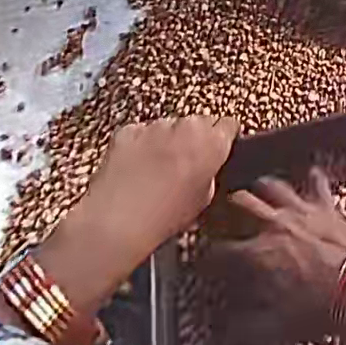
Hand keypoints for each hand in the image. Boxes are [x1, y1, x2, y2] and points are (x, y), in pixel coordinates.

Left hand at [7, 116, 237, 325]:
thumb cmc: (162, 217)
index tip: (218, 146)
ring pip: (169, 127)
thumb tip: (206, 166)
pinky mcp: (129, 130)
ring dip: (166, 141)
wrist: (116, 222)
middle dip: (194, 138)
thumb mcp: (203, 200)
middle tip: (185, 165)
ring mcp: (156, 126)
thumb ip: (210, 173)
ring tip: (156, 171)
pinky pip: (141, 133)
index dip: (223, 137)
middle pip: (199, 122)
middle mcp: (187, 126)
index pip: (229, 124)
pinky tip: (135, 169)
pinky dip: (140, 145)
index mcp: (212, 142)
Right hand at [210, 168, 345, 343]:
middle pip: (242, 203)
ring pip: (272, 186)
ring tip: (254, 188)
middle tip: (221, 209)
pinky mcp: (325, 205)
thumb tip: (227, 330)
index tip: (201, 258)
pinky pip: (316, 182)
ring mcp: (301, 210)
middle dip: (227, 205)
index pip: (222, 251)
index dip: (207, 256)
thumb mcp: (279, 326)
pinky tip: (309, 172)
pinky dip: (311, 177)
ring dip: (260, 186)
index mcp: (260, 253)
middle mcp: (276, 224)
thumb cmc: (321, 308)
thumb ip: (247, 327)